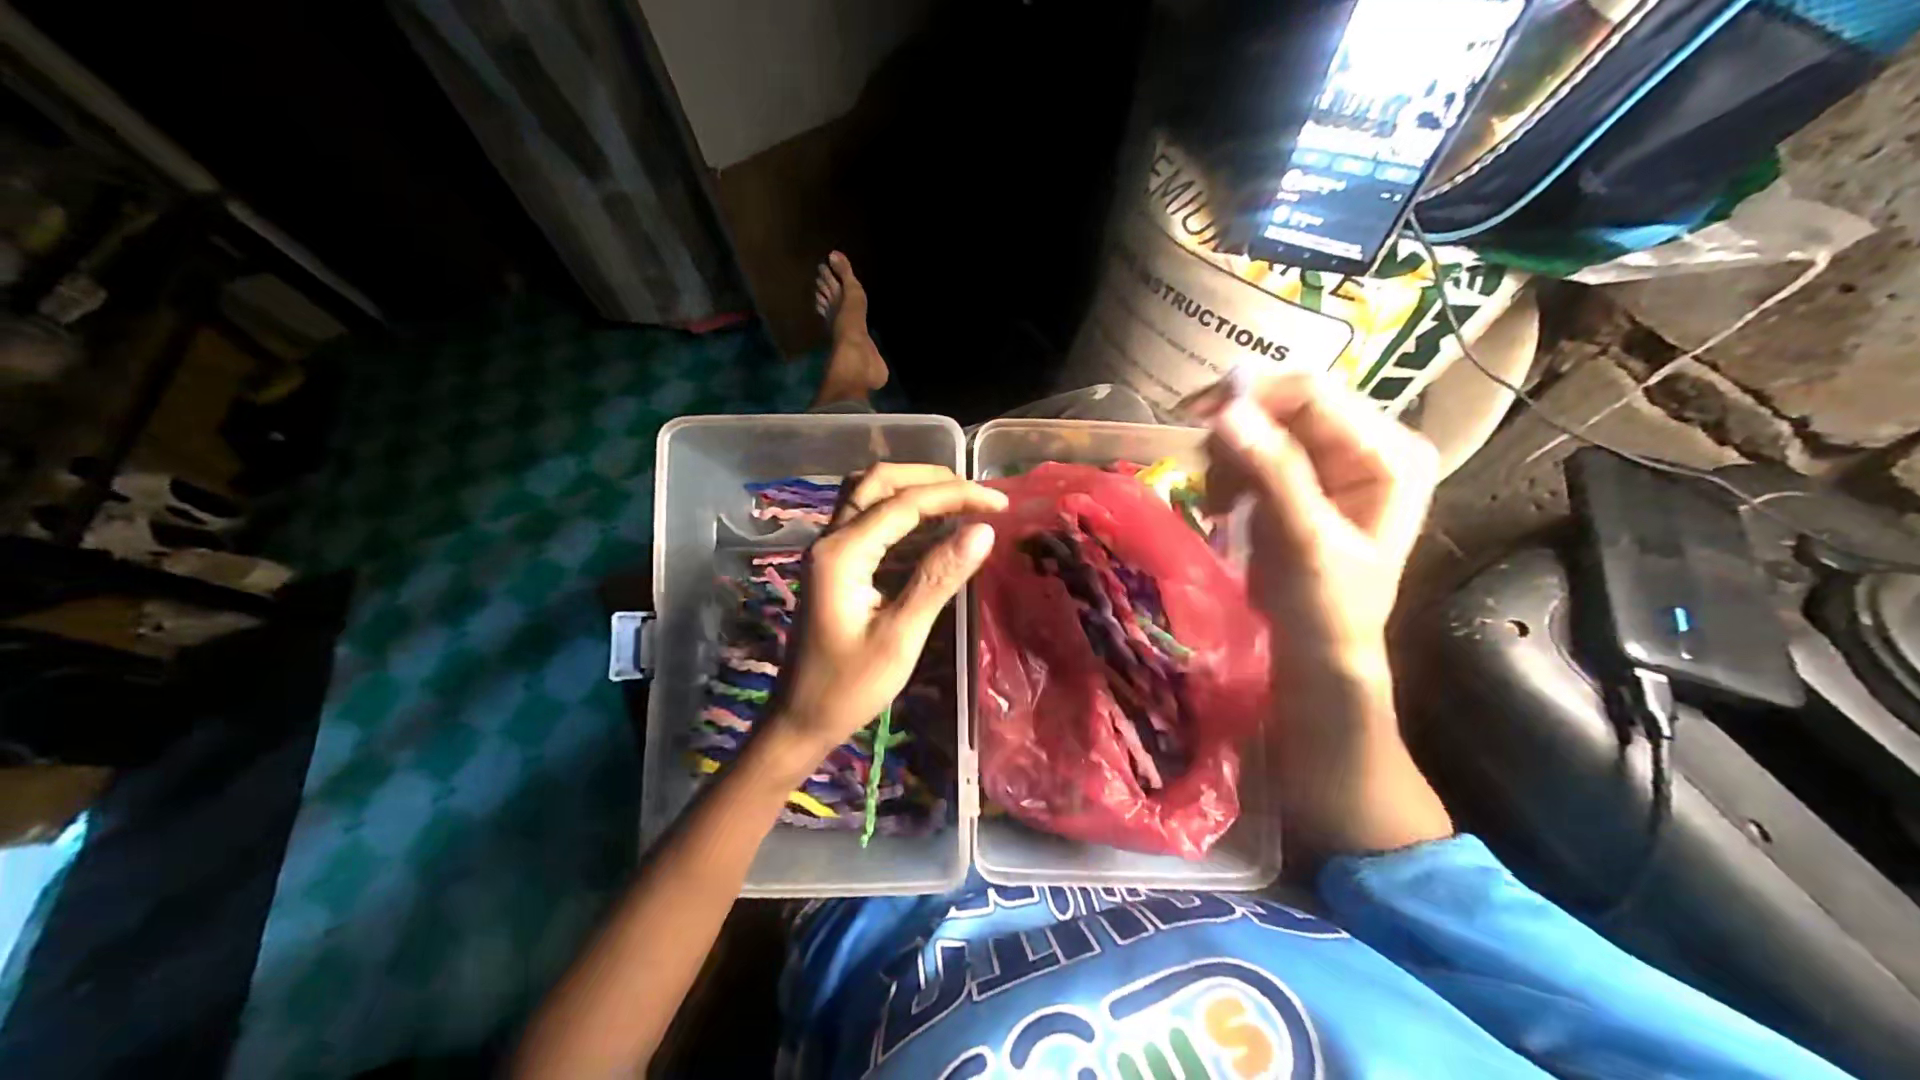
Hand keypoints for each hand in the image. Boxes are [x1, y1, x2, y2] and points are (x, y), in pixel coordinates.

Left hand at [764, 464, 1005, 765]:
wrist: (799, 719)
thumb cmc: (849, 687)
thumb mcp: (901, 636)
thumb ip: (939, 578)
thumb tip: (983, 531)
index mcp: (843, 554)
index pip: (905, 503)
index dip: (957, 495)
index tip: (1001, 503)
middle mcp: (830, 540)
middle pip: (879, 481)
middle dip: (931, 478)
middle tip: (977, 493)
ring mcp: (828, 550)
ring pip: (868, 493)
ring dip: (912, 487)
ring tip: (958, 499)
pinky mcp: (834, 565)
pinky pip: (866, 517)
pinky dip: (900, 508)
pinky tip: (929, 525)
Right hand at [1203, 373, 1438, 675]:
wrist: (1318, 649)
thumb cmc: (1326, 606)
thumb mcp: (1305, 540)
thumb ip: (1274, 473)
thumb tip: (1226, 412)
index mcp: (1390, 453)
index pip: (1315, 395)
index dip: (1253, 396)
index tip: (1195, 417)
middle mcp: (1367, 442)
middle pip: (1286, 404)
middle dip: (1237, 434)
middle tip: (1204, 471)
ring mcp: (1333, 458)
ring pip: (1262, 424)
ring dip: (1228, 458)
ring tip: (1218, 502)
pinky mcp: (1302, 474)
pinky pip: (1253, 450)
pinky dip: (1228, 471)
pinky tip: (1222, 504)